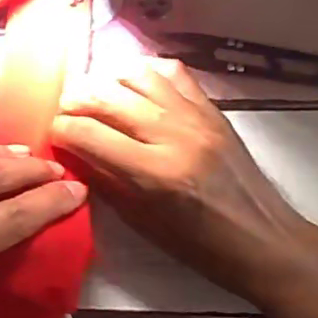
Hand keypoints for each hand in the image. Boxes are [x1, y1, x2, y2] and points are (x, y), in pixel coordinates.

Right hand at [51, 58, 317, 306]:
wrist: (264, 240)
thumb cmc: (199, 245)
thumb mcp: (141, 221)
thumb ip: (105, 179)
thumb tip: (73, 150)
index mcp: (154, 173)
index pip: (89, 134)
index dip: (61, 129)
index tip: (53, 133)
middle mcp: (174, 135)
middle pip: (108, 97)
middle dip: (75, 99)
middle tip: (64, 109)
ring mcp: (197, 116)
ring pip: (138, 75)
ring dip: (107, 80)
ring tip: (94, 95)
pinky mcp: (213, 109)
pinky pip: (173, 73)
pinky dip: (145, 73)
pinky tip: (134, 87)